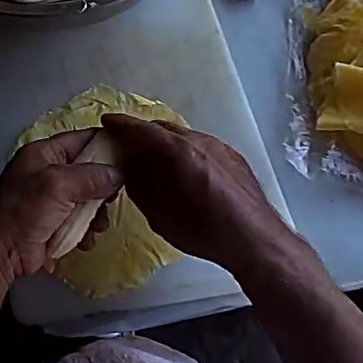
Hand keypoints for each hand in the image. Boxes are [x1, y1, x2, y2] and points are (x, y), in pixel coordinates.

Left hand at [0, 130, 123, 281]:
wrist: (1, 252)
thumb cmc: (24, 211)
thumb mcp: (58, 185)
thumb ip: (91, 176)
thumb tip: (119, 174)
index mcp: (46, 153)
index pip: (84, 139)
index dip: (107, 144)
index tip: (131, 156)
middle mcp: (51, 171)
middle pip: (91, 170)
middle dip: (104, 186)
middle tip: (112, 198)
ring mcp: (53, 198)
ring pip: (90, 197)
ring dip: (97, 213)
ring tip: (97, 225)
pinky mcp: (57, 221)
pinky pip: (82, 219)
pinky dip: (87, 229)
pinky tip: (86, 239)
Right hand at [99, 114, 313, 283]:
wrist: (255, 239)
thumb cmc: (204, 231)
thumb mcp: (160, 214)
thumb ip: (141, 185)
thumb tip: (129, 166)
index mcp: (179, 152)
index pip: (141, 130)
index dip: (121, 125)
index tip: (107, 123)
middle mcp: (199, 141)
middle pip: (162, 128)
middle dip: (142, 134)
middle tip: (126, 147)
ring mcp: (218, 146)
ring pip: (183, 136)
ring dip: (164, 143)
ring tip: (153, 162)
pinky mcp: (232, 155)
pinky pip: (200, 145)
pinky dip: (184, 151)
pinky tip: (182, 172)